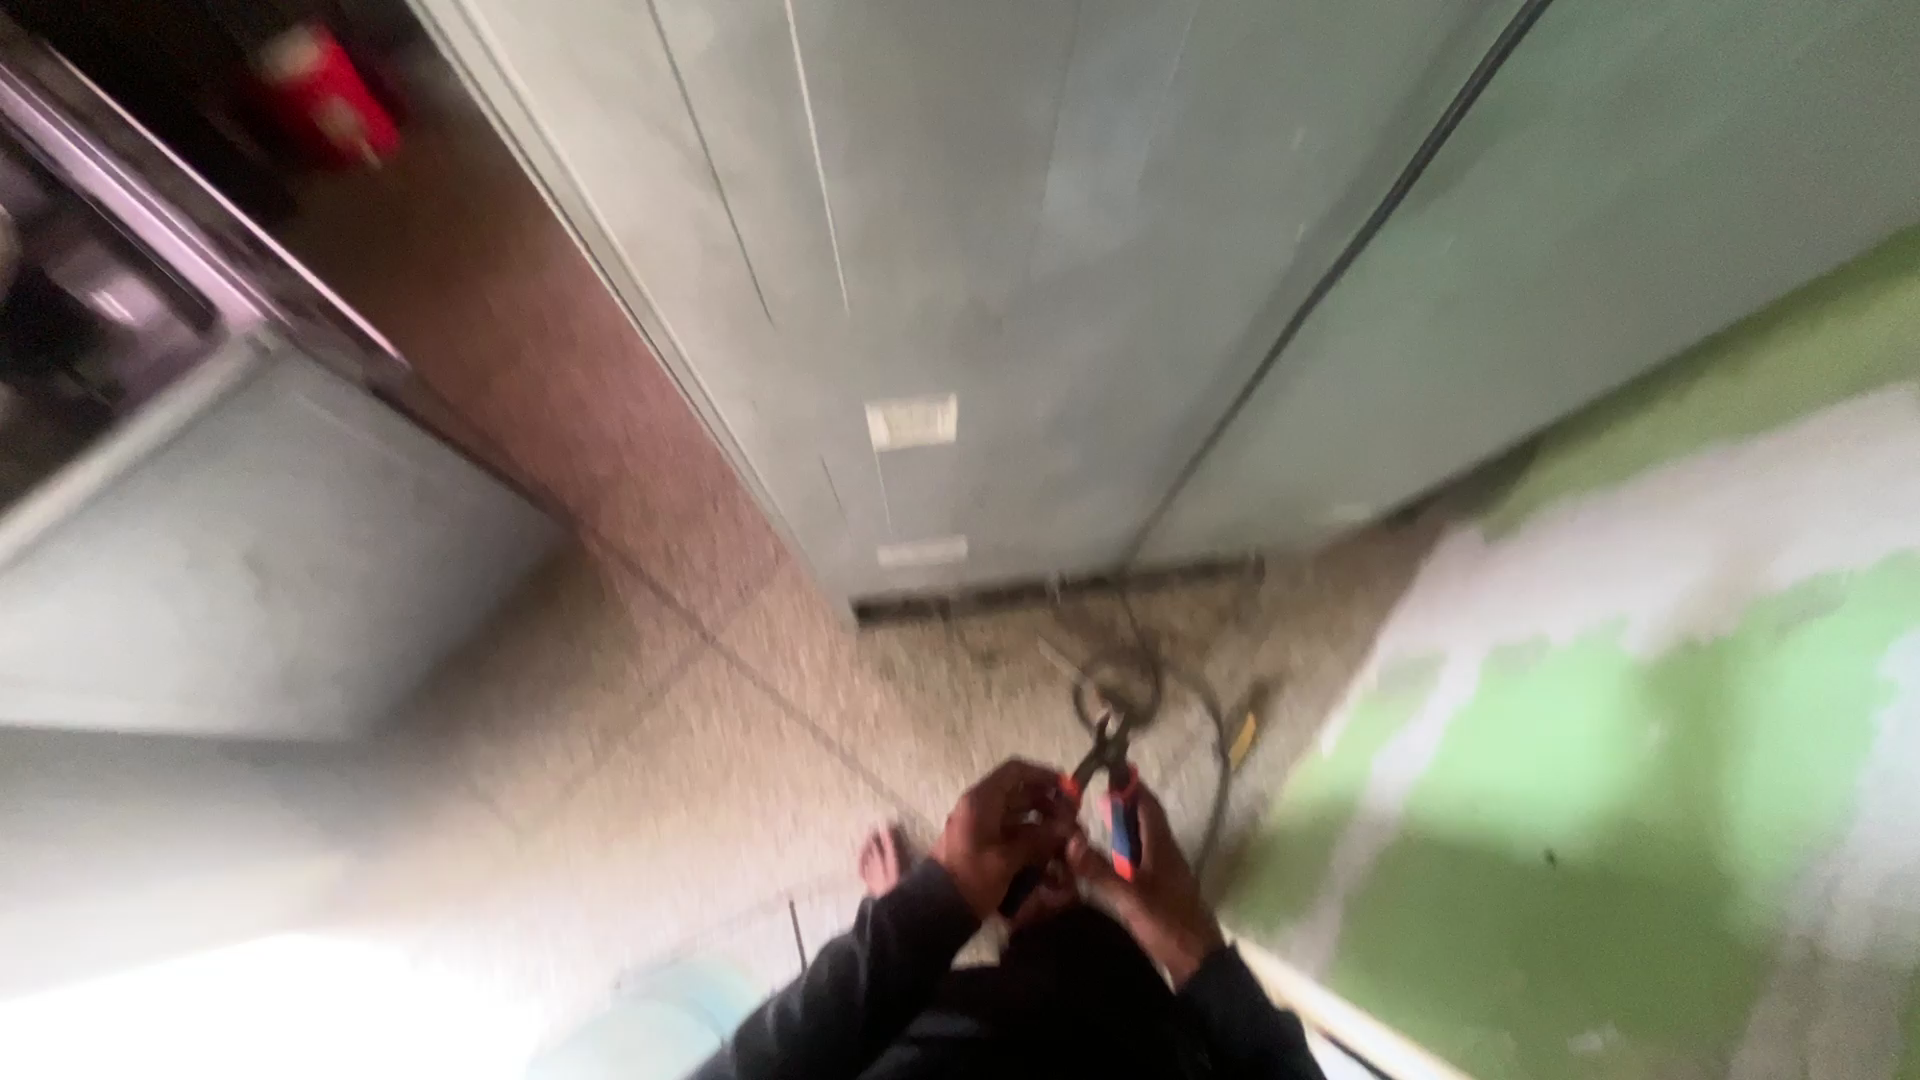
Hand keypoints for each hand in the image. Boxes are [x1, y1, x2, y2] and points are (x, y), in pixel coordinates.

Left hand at [931, 758, 1076, 918]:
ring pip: (1019, 814)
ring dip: (1043, 823)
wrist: (936, 910)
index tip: (1068, 788)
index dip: (1043, 775)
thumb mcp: (1005, 860)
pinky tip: (1051, 854)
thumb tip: (1067, 828)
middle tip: (1073, 820)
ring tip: (1067, 839)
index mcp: (982, 800)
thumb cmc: (969, 878)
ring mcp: (983, 825)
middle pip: (1021, 793)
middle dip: (1049, 803)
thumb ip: (1037, 841)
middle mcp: (982, 806)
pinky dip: (1032, 839)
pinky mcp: (985, 844)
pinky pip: (1013, 832)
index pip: (1015, 771)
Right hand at [1068, 783, 1224, 987]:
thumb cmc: (1167, 923)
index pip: (1148, 805)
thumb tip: (1069, 840)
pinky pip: (1145, 859)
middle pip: (1147, 820)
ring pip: (1146, 840)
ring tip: (1101, 824)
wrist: (1200, 965)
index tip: (1113, 771)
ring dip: (1127, 829)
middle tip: (1097, 799)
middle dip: (1125, 806)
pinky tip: (1113, 860)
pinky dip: (1129, 851)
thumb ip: (1099, 870)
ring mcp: (1168, 873)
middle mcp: (1167, 853)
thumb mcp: (1129, 896)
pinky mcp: (1165, 891)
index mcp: (1162, 847)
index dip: (1132, 787)